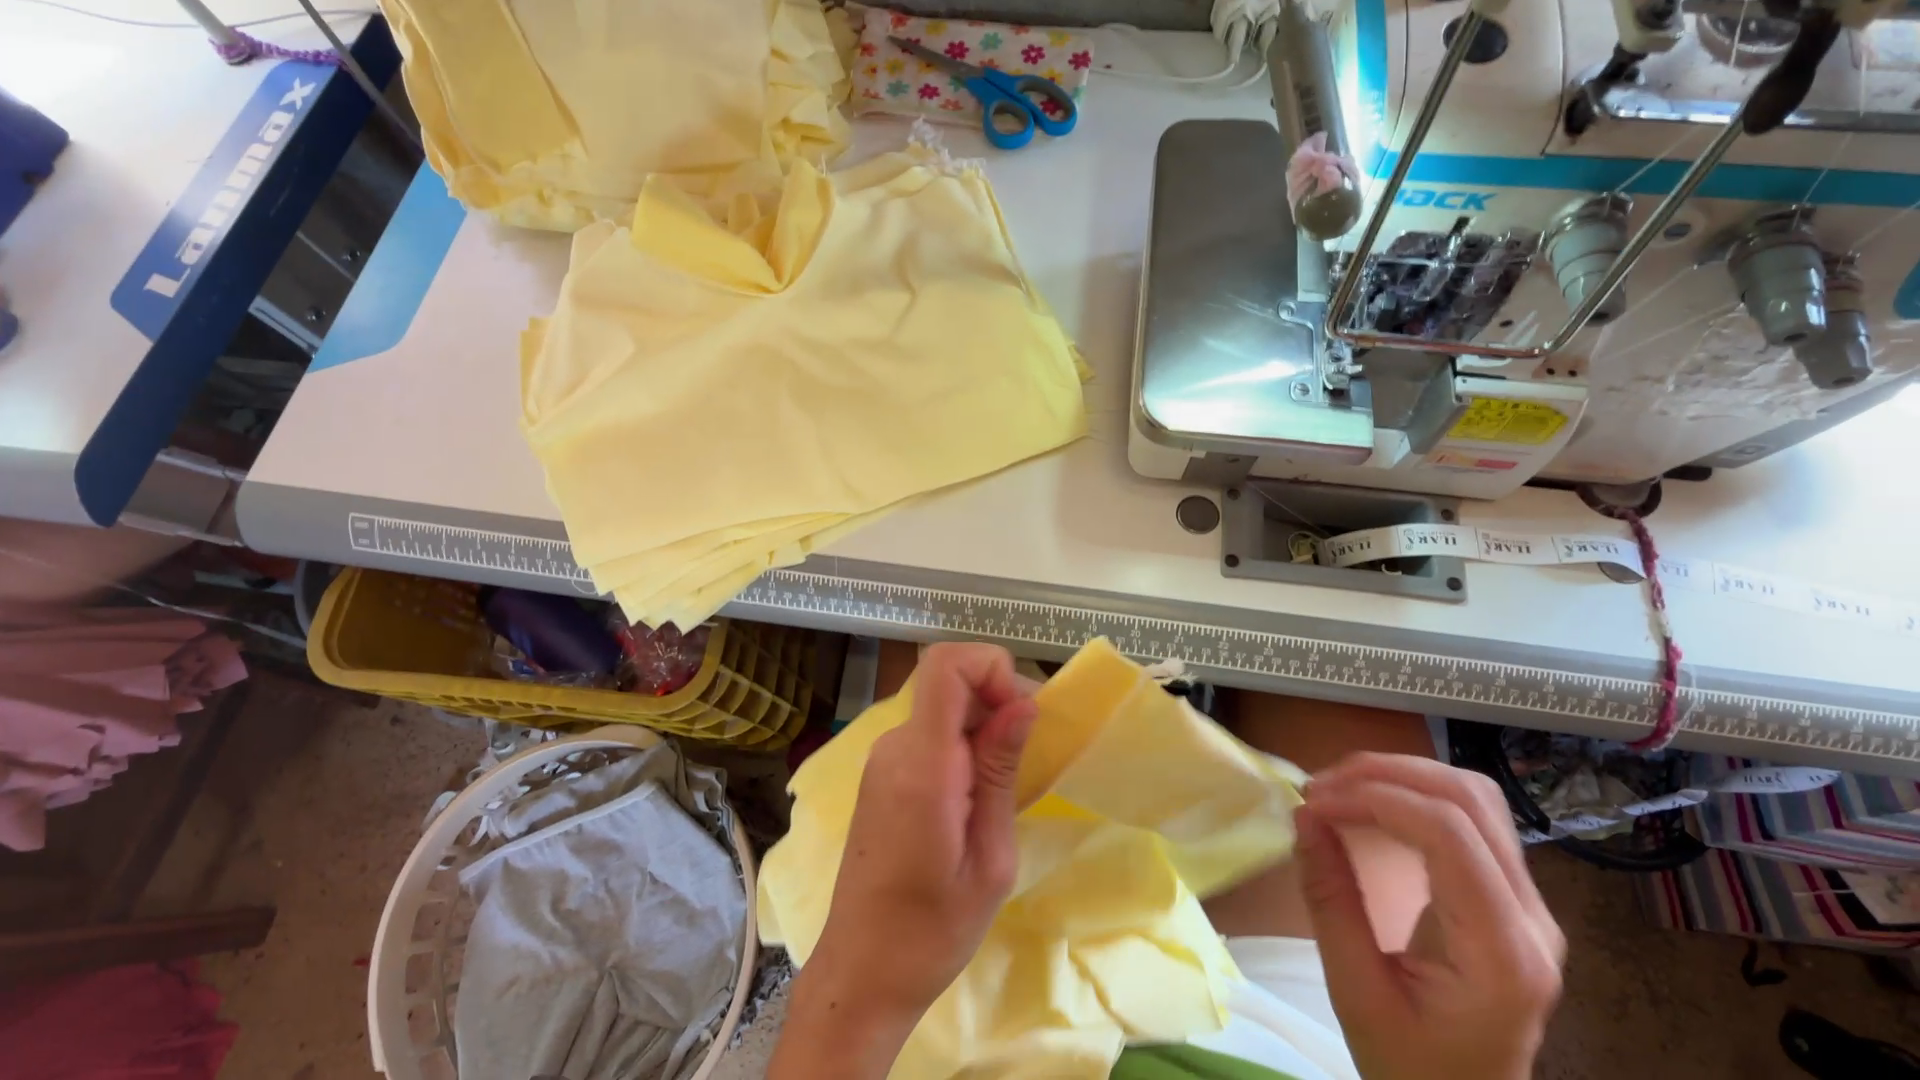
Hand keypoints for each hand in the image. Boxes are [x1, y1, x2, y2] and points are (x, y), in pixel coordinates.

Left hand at [770, 643, 1037, 1079]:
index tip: (1024, 716)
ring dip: (982, 728)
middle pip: (949, 684)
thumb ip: (1000, 771)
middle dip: (998, 702)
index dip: (991, 667)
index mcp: (922, 765)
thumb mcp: (990, 858)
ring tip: (1007, 788)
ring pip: (942, 710)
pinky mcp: (880, 778)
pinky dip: (962, 748)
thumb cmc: (934, 930)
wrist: (862, 973)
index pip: (945, 666)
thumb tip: (1023, 704)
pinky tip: (978, 799)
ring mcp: (881, 762)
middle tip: (1030, 759)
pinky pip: (929, 738)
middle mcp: (894, 748)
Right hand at [1297, 753, 1565, 1079]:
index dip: (1377, 799)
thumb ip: (1331, 902)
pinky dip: (1414, 798)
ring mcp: (1530, 907)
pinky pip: (1471, 823)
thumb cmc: (1409, 1069)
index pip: (1451, 835)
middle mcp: (1533, 918)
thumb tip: (1305, 817)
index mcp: (1503, 953)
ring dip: (1403, 777)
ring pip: (1476, 800)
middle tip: (1320, 787)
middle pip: (1471, 801)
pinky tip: (1370, 808)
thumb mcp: (1355, 994)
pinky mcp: (1512, 900)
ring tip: (1340, 789)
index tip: (1313, 803)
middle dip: (1388, 775)